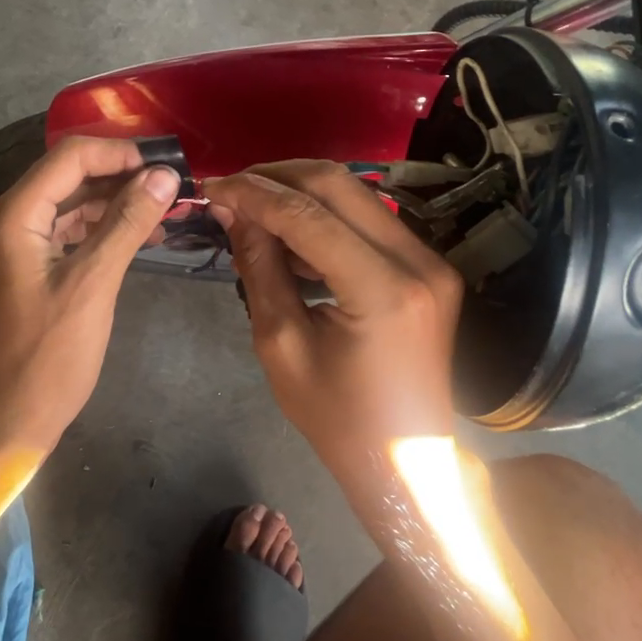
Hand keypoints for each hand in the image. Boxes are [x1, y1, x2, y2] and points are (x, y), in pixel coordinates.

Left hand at [0, 136, 180, 454]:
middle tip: (177, 186)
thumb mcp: (93, 284)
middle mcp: (10, 217)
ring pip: (72, 203)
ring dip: (117, 203)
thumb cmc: (47, 356)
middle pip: (71, 175)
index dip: (122, 153)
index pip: (71, 156)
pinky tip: (142, 237)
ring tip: (169, 210)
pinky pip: (68, 232)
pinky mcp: (28, 266)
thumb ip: (127, 223)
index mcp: (15, 214)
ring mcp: (16, 243)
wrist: (5, 421)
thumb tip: (165, 175)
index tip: (170, 165)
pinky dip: (103, 230)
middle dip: (124, 176)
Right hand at [205, 161, 463, 474]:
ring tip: (251, 207)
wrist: (408, 464)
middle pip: (338, 185)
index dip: (252, 193)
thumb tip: (233, 210)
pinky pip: (369, 219)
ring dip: (299, 191)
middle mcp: (418, 262)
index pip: (307, 215)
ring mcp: (430, 261)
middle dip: (276, 176)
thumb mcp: (281, 344)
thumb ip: (259, 267)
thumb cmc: (338, 417)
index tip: (211, 187)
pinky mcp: (428, 267)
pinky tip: (289, 233)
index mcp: (382, 290)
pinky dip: (324, 214)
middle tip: (231, 188)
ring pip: (356, 194)